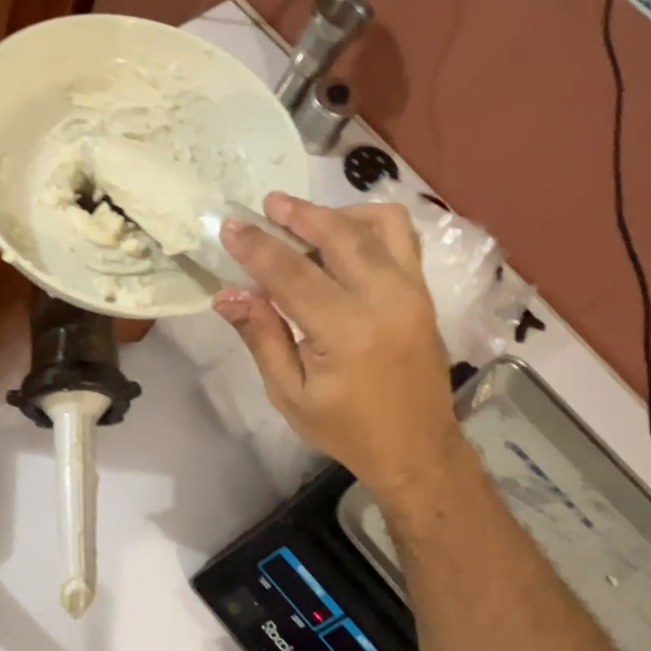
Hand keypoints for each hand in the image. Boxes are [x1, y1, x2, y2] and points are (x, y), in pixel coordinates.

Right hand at [214, 193, 466, 503]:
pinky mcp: (423, 291)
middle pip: (337, 237)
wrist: (415, 446)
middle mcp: (385, 300)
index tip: (230, 226)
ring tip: (300, 214)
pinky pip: (402, 238)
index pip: (292, 274)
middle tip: (265, 204)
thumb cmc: (345, 428)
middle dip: (297, 215)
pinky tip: (342, 232)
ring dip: (334, 214)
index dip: (257, 249)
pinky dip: (369, 224)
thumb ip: (262, 337)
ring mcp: (412, 291)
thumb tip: (227, 294)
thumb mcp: (289, 394)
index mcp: (346, 332)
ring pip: (376, 227)